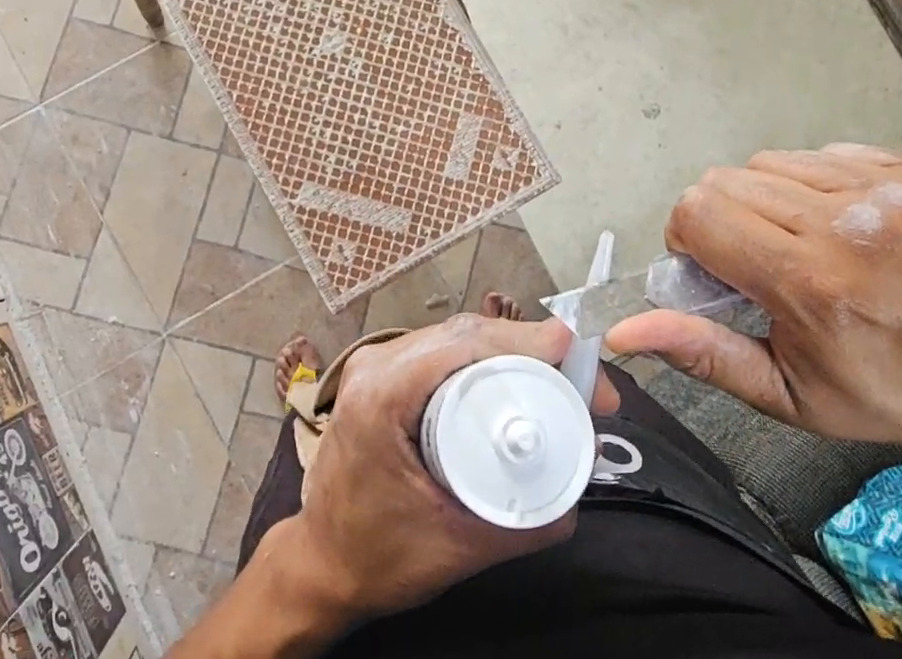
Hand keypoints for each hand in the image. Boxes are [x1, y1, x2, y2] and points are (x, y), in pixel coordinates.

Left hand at [269, 313, 617, 621]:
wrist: (322, 567)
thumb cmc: (378, 558)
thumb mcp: (459, 547)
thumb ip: (526, 526)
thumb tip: (577, 497)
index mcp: (382, 394)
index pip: (466, 344)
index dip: (527, 342)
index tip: (575, 357)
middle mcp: (374, 367)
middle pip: (464, 334)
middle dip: (529, 347)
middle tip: (580, 382)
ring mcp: (373, 367)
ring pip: (454, 338)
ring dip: (509, 351)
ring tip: (557, 381)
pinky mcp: (380, 378)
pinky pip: (440, 352)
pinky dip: (482, 360)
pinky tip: (515, 381)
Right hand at [604, 144, 901, 457]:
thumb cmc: (892, 396)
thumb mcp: (788, 395)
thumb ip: (702, 352)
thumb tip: (623, 330)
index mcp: (810, 282)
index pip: (697, 212)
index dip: (688, 240)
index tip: (713, 272)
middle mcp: (847, 223)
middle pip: (725, 180)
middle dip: (721, 221)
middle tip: (755, 264)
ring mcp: (890, 189)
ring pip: (771, 161)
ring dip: (766, 199)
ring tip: (802, 243)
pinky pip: (827, 154)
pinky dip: (815, 185)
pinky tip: (844, 227)